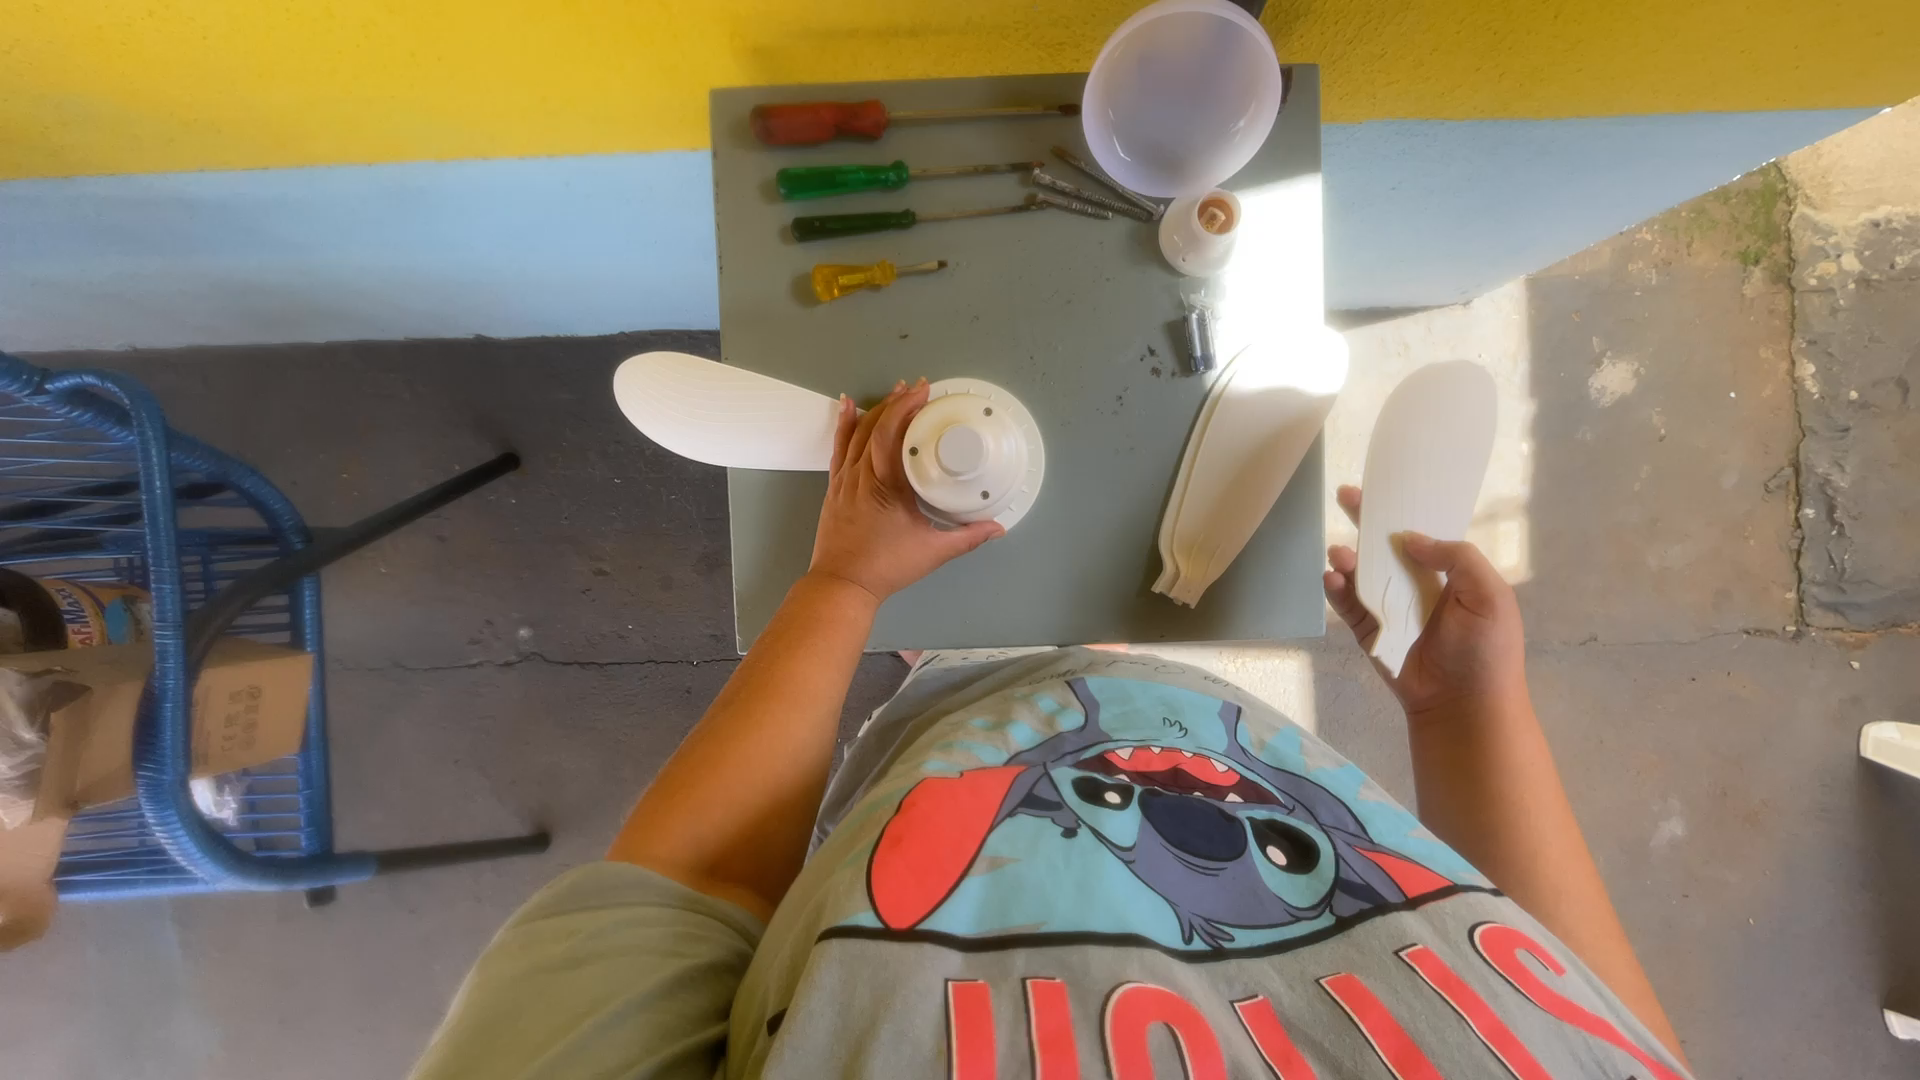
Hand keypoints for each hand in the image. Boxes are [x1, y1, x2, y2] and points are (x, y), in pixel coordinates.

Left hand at [808, 379, 1003, 603]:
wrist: (842, 584)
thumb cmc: (886, 567)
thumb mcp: (932, 552)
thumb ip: (967, 537)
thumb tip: (997, 528)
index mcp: (886, 483)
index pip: (892, 432)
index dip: (907, 407)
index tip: (924, 392)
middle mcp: (861, 474)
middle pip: (875, 426)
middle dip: (896, 403)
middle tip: (915, 388)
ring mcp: (844, 480)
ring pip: (856, 434)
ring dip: (875, 410)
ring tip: (891, 392)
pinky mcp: (834, 488)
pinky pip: (839, 448)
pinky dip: (844, 426)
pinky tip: (847, 409)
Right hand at [1321, 484, 1527, 721]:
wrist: (1464, 703)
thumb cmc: (1486, 649)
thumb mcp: (1490, 595)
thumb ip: (1457, 558)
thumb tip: (1409, 538)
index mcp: (1448, 575)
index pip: (1421, 535)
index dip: (1404, 512)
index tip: (1384, 488)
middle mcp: (1415, 586)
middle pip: (1384, 547)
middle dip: (1365, 521)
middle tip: (1346, 496)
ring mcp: (1388, 607)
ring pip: (1361, 573)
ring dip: (1348, 559)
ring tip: (1340, 554)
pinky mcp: (1367, 631)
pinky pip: (1348, 605)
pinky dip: (1337, 590)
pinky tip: (1332, 578)